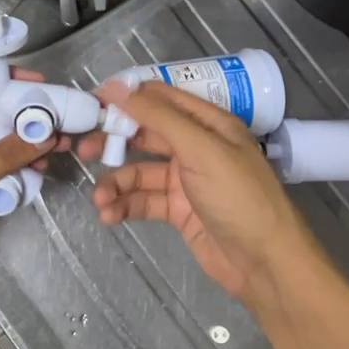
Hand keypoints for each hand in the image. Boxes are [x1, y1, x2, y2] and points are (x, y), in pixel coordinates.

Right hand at [86, 79, 322, 306]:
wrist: (265, 263)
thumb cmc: (238, 198)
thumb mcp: (199, 149)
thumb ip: (157, 116)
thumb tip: (117, 86)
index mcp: (209, 124)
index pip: (160, 99)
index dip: (126, 98)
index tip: (91, 103)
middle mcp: (196, 147)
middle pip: (144, 135)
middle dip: (113, 142)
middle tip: (82, 150)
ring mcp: (186, 180)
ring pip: (139, 172)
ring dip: (115, 184)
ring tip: (100, 200)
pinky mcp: (178, 210)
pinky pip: (142, 201)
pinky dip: (124, 206)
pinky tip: (110, 216)